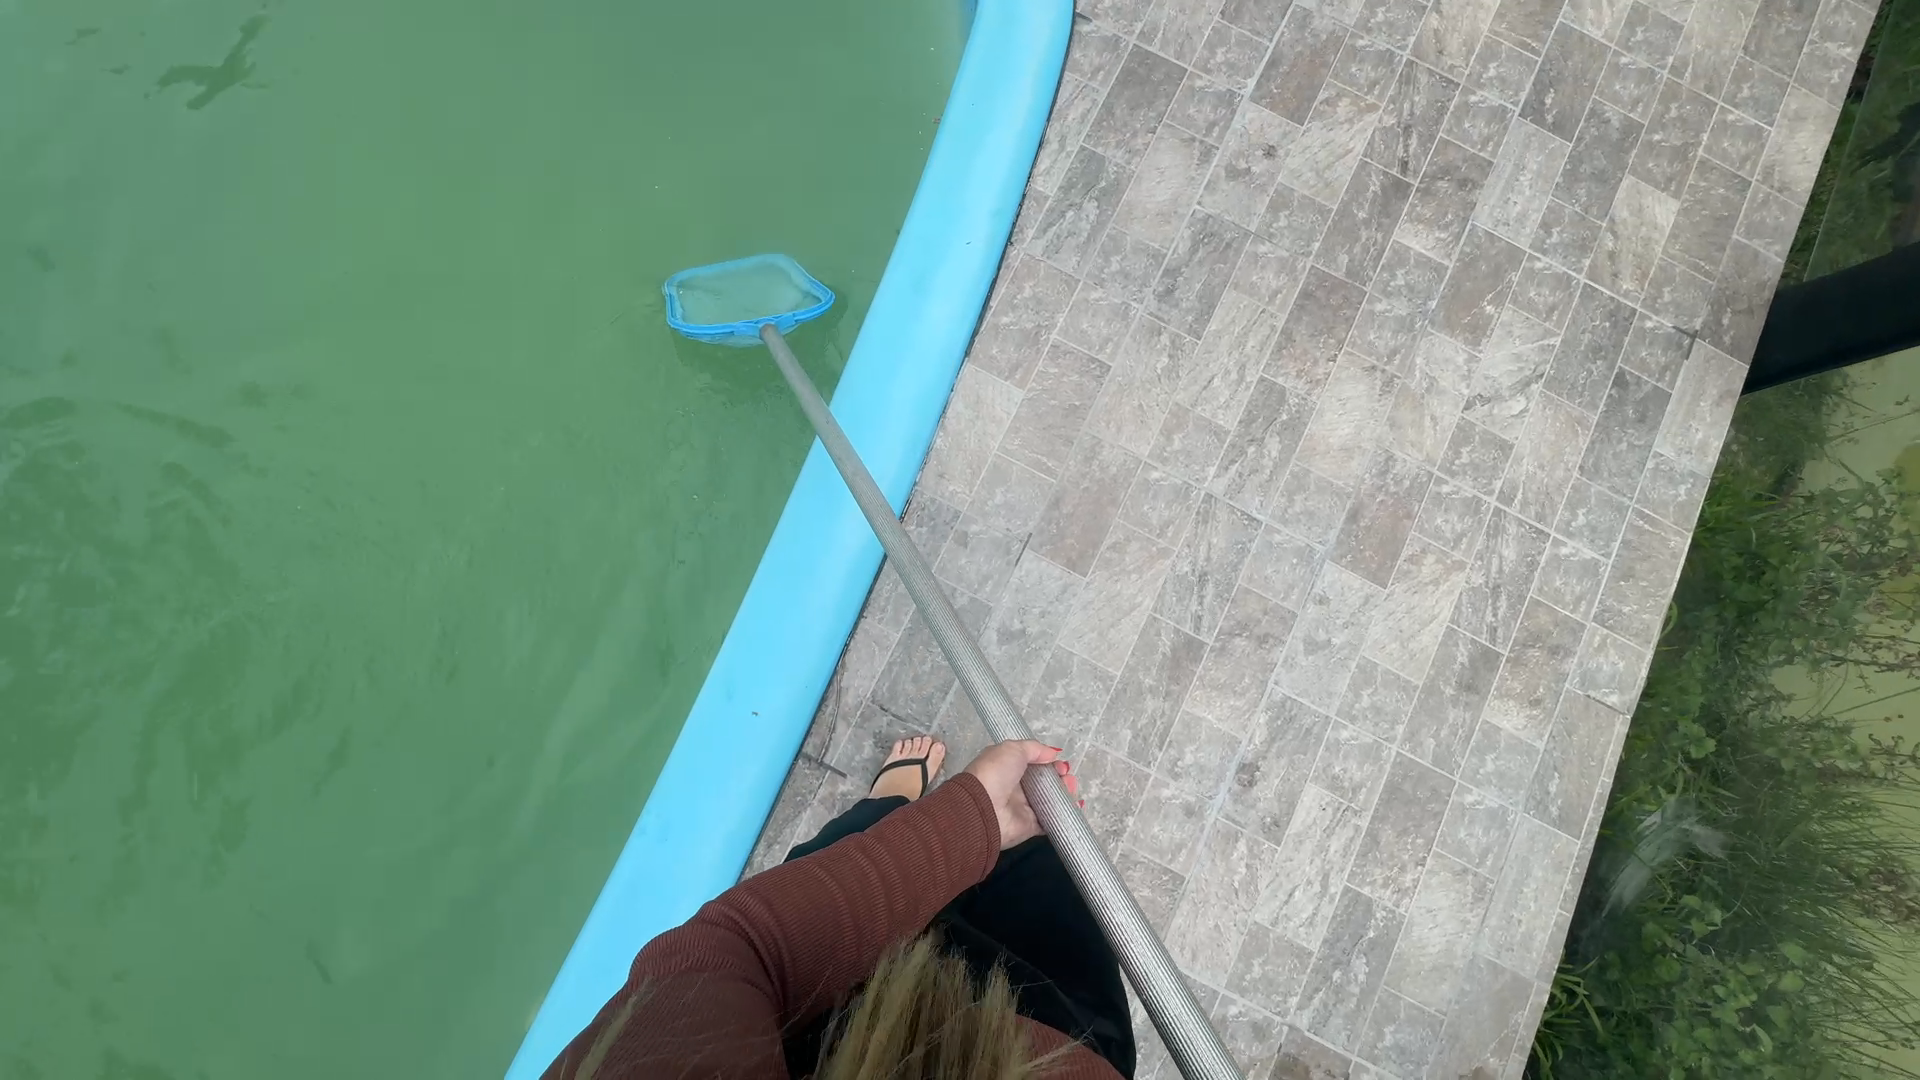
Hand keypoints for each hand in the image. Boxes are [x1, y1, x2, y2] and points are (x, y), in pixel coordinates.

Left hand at [960, 740, 1080, 849]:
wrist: (983, 809)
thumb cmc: (995, 773)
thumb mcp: (1012, 749)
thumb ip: (1034, 749)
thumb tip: (1052, 753)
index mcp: (1008, 767)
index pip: (1033, 763)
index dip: (1048, 762)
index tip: (1060, 763)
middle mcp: (1015, 786)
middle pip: (1044, 781)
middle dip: (1060, 777)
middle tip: (1069, 777)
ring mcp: (1023, 807)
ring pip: (1050, 799)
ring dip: (1064, 793)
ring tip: (1072, 788)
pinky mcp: (1030, 826)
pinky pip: (1050, 819)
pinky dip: (1064, 814)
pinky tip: (1076, 806)